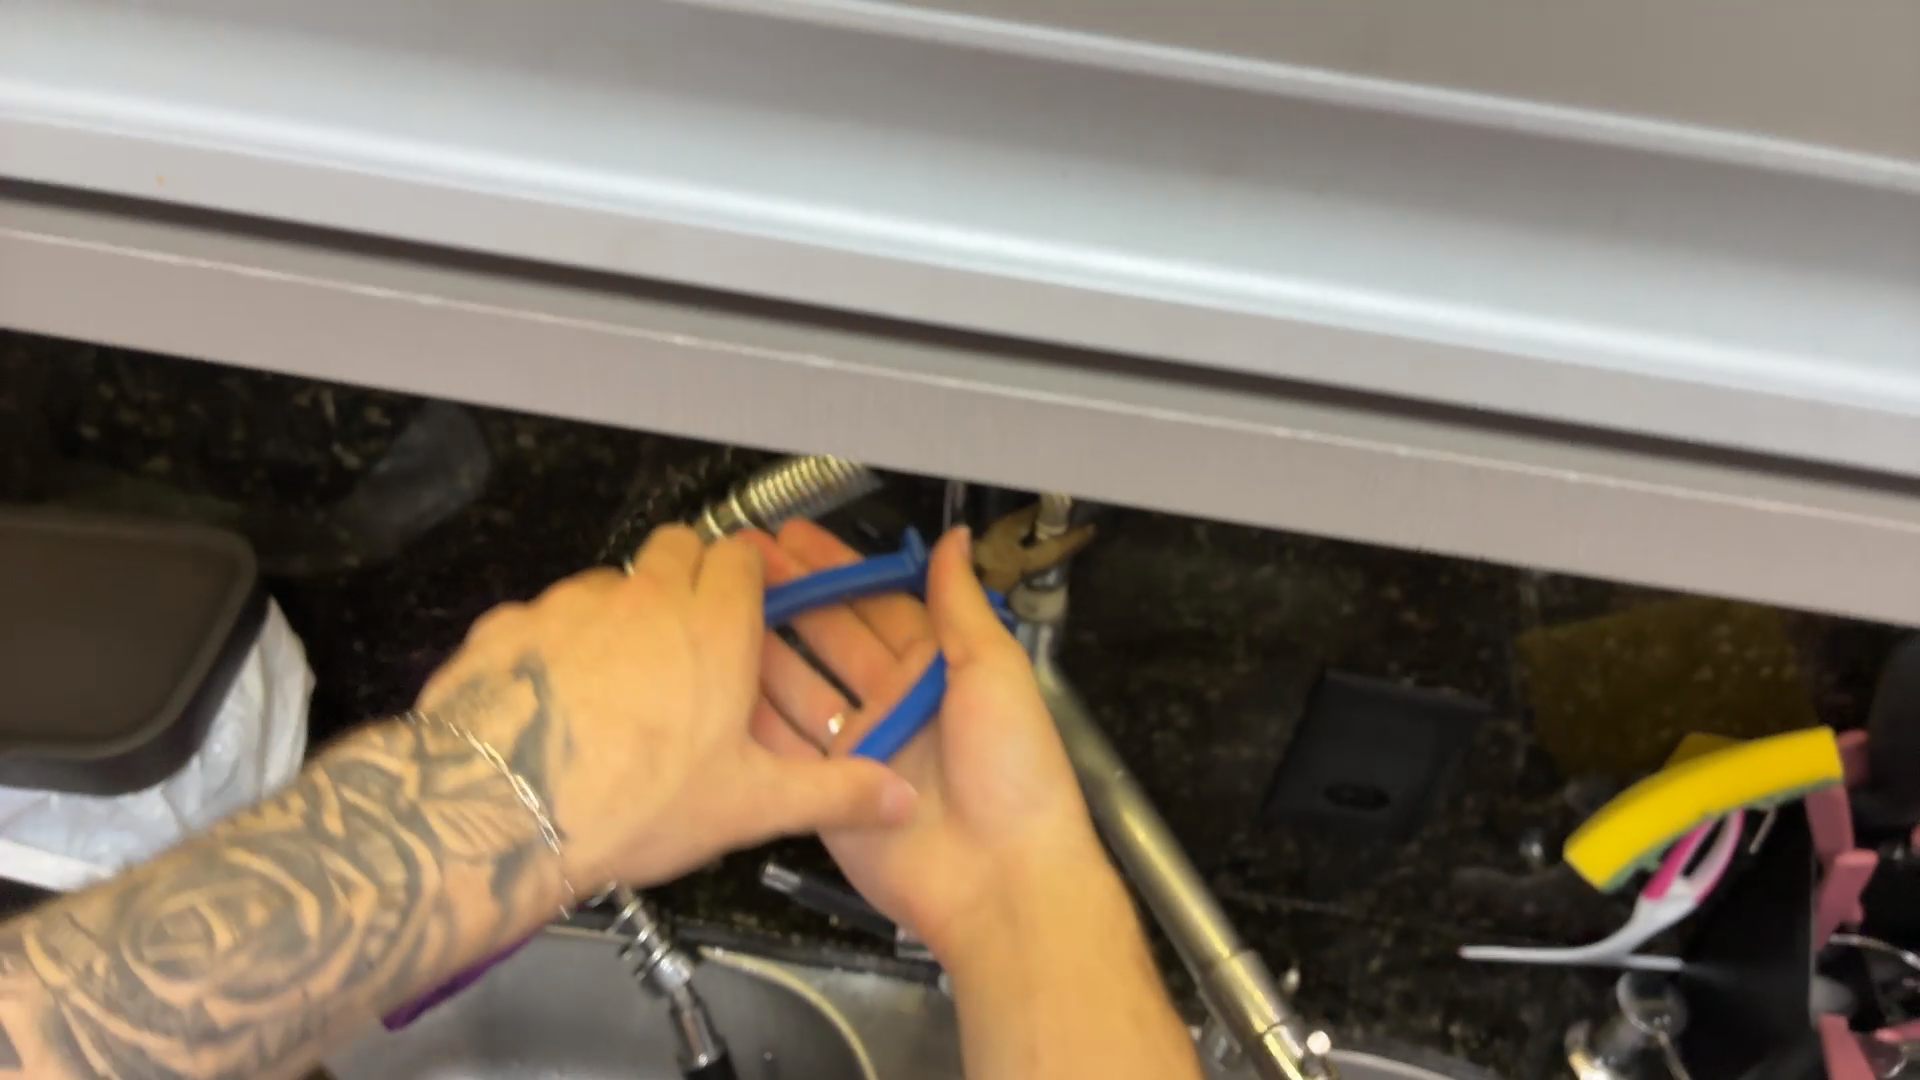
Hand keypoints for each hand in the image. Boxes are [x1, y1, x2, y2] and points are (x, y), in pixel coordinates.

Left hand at [416, 525, 917, 892]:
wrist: (494, 818)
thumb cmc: (637, 802)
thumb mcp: (751, 804)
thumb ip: (835, 792)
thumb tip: (901, 796)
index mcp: (714, 626)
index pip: (740, 555)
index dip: (748, 573)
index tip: (750, 602)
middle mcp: (647, 597)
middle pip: (678, 545)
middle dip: (690, 572)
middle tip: (691, 634)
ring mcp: (573, 604)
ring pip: (613, 578)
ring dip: (626, 606)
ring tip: (623, 675)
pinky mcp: (509, 624)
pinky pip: (545, 611)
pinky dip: (559, 637)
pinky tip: (556, 694)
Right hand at [748, 522, 1111, 959]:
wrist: (1001, 878)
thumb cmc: (1014, 768)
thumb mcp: (995, 670)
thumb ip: (961, 603)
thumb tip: (956, 541)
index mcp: (936, 667)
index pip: (877, 603)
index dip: (837, 569)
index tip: (795, 538)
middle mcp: (894, 699)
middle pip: (832, 636)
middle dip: (791, 597)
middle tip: (744, 559)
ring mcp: (860, 745)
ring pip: (801, 683)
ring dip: (765, 645)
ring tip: (722, 605)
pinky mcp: (831, 790)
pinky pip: (785, 744)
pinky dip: (755, 713)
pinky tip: (723, 678)